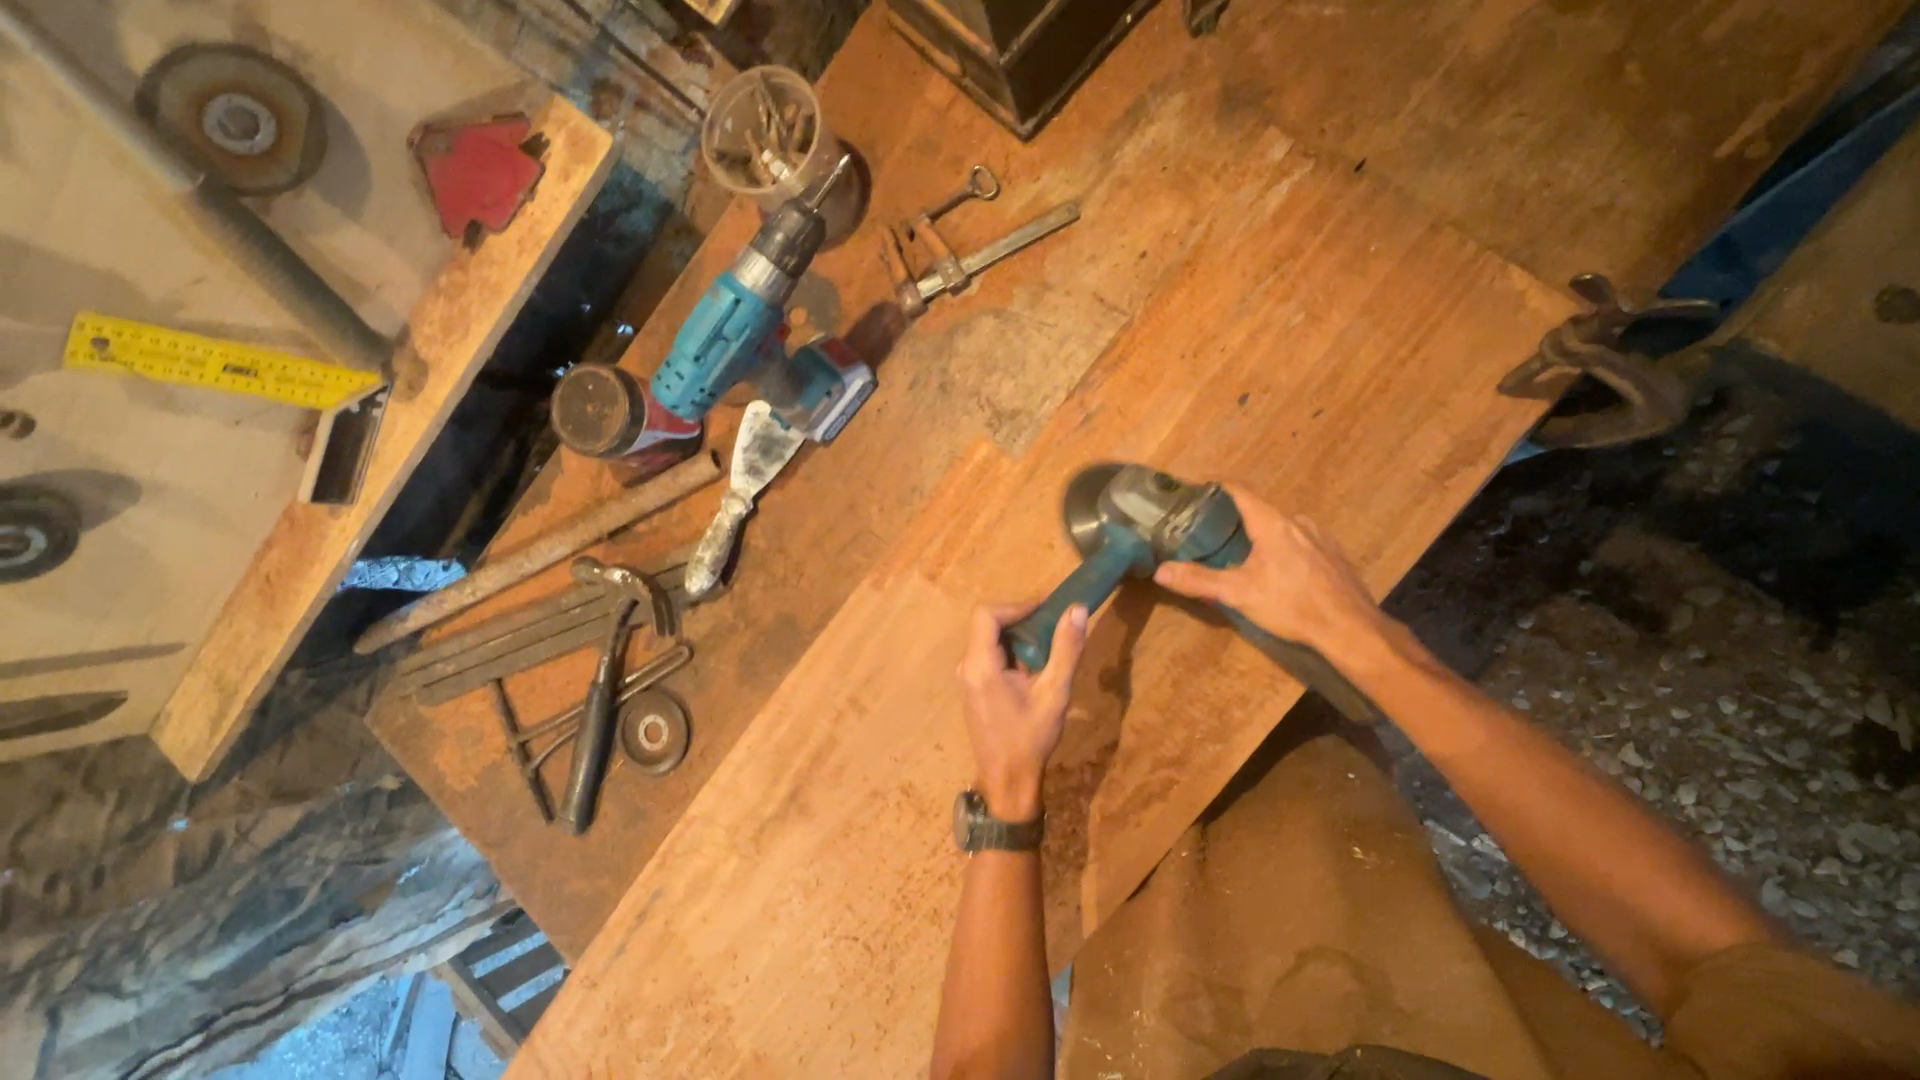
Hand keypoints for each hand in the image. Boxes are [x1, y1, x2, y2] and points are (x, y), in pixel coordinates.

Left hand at [955, 602, 1089, 820]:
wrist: (1008, 779)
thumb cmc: (1031, 737)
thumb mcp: (1055, 692)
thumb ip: (1066, 649)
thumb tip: (1077, 609)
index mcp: (980, 664)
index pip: (987, 614)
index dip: (1016, 606)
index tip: (1045, 611)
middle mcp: (967, 666)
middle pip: (988, 625)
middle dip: (1021, 622)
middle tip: (1052, 630)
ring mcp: (967, 678)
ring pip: (990, 641)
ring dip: (1018, 639)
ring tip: (1047, 653)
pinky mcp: (973, 688)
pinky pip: (989, 657)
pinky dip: (1011, 655)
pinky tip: (1034, 673)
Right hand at [1153, 485, 1381, 652]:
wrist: (1350, 628)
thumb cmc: (1292, 604)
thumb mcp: (1238, 594)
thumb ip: (1198, 579)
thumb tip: (1160, 571)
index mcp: (1272, 522)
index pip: (1240, 491)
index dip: (1216, 488)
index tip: (1196, 494)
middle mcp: (1297, 521)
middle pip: (1259, 510)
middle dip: (1235, 520)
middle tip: (1211, 534)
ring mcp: (1320, 537)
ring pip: (1281, 528)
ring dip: (1260, 537)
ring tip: (1241, 556)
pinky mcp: (1333, 556)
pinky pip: (1300, 543)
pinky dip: (1282, 550)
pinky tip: (1277, 573)